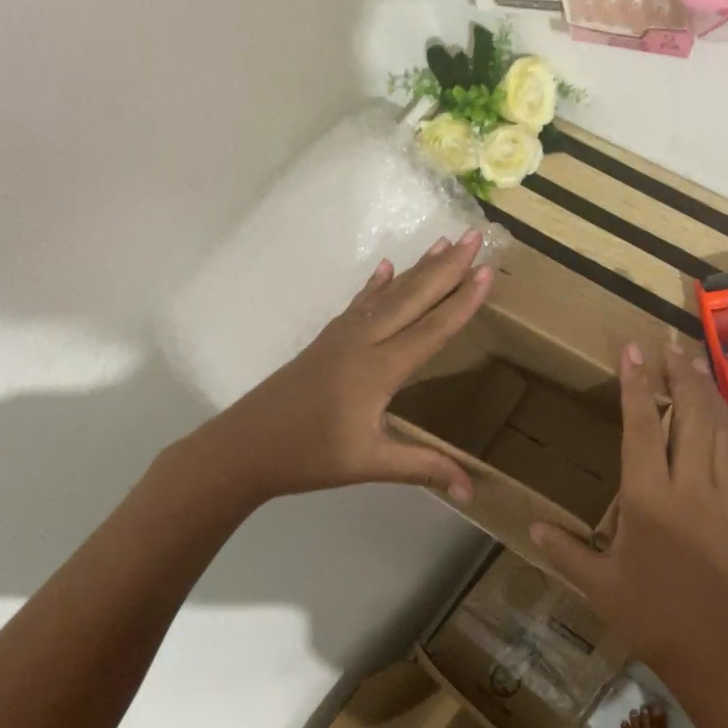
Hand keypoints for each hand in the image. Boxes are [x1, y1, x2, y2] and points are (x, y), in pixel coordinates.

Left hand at [181, 229, 492, 504]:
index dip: (462, 302)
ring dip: (419, 268)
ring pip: (387, 295)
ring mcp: (340, 338)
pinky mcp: (325, 342)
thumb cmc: (308, 458)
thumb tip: (472, 491)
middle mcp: (361, 343)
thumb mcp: (370, 464)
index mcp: (377, 370)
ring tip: (444, 241)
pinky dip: (377, 284)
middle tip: (475, 236)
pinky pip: (359, 304)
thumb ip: (423, 468)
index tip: (486, 272)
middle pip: (411, 298)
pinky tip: (387, 266)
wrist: (240, 449)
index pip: (431, 329)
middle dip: (446, 266)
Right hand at [530, 339, 727, 678]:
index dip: (636, 386)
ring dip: (710, 388)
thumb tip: (531, 526)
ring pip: (721, 428)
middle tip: (670, 343)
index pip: (642, 428)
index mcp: (648, 499)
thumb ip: (566, 551)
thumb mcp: (599, 586)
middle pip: (689, 415)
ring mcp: (725, 494)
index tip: (633, 349)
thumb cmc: (653, 617)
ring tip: (698, 357)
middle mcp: (690, 485)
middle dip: (680, 373)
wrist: (717, 649)